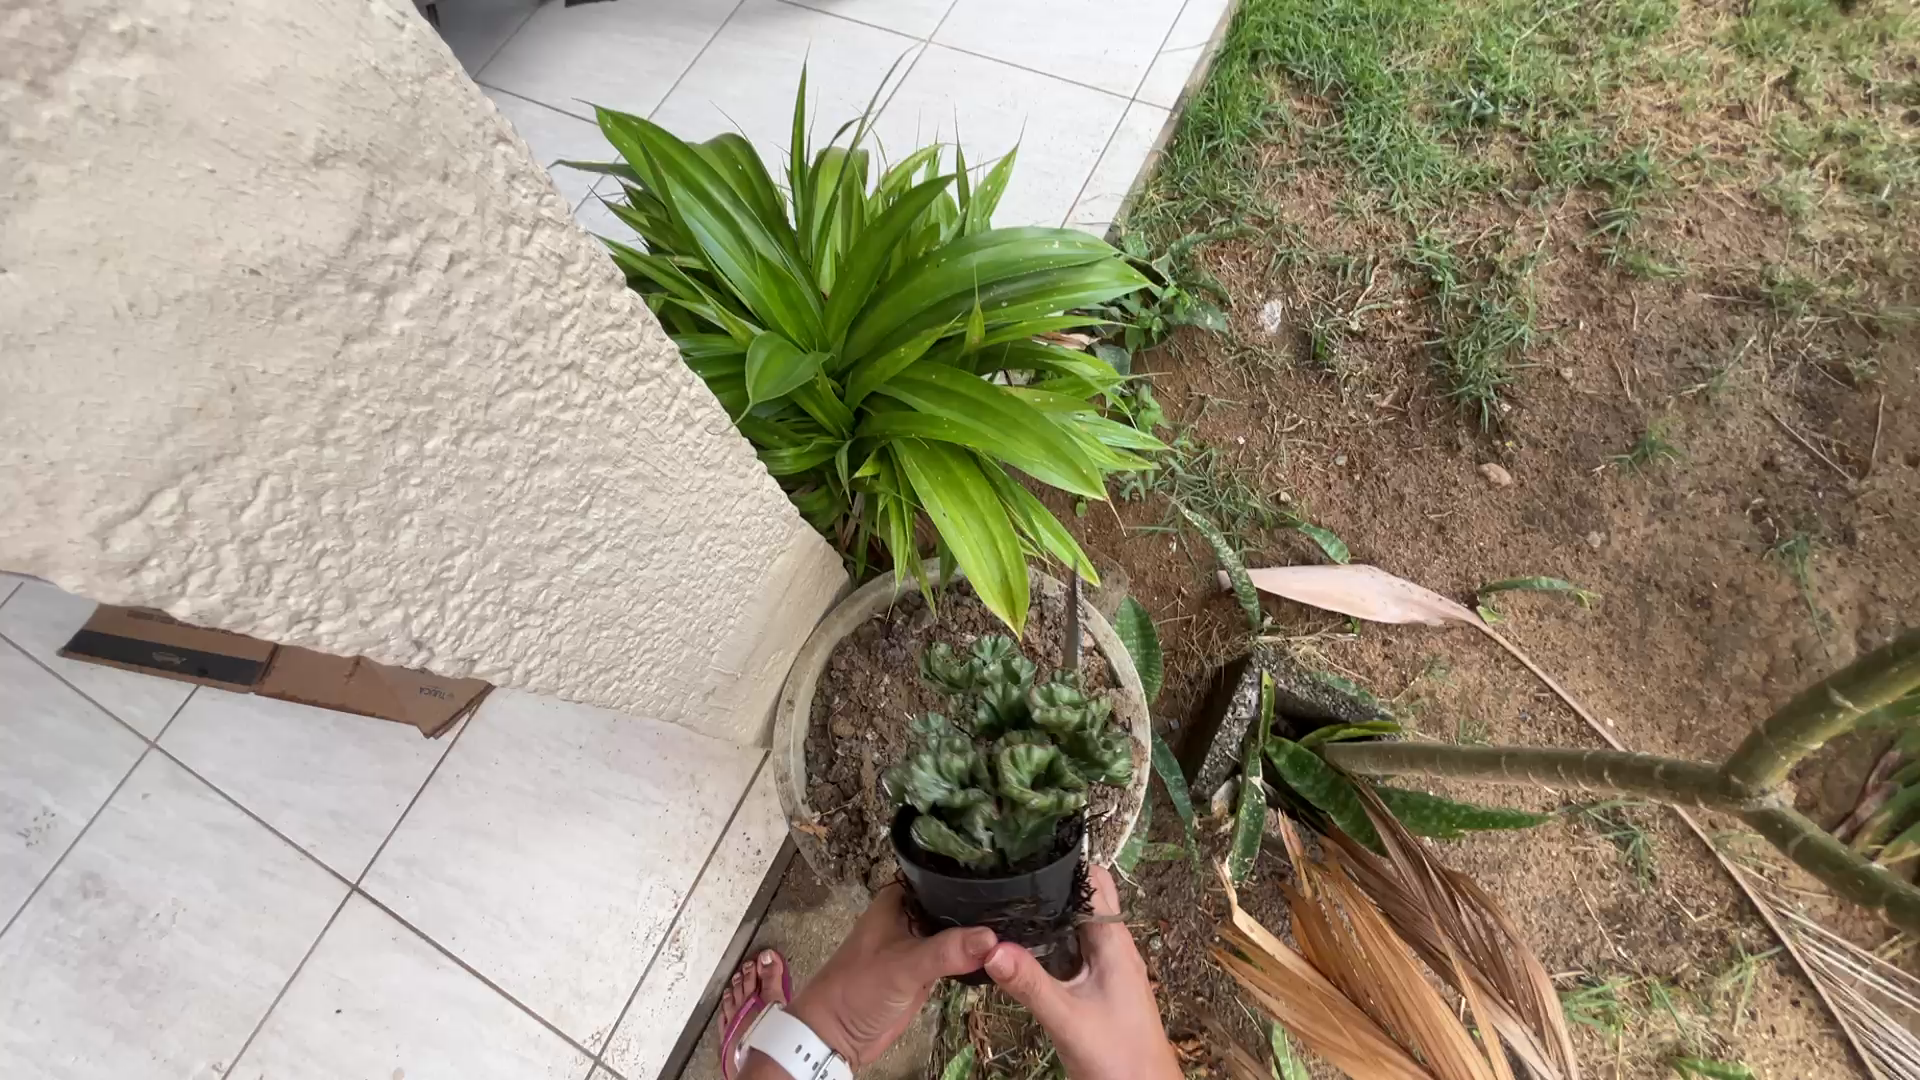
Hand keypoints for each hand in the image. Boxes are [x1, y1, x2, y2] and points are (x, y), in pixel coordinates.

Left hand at [775, 884, 996, 1069]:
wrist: (838, 1035)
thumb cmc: (859, 987)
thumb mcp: (904, 964)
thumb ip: (946, 951)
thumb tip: (992, 938)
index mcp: (900, 896)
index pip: (944, 878)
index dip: (973, 878)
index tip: (1009, 878)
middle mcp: (912, 912)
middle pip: (955, 904)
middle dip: (982, 907)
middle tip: (1021, 906)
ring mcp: (920, 940)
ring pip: (957, 930)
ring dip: (979, 933)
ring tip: (1018, 925)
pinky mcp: (926, 968)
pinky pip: (955, 955)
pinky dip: (973, 955)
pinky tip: (999, 952)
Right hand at [982, 864, 1181, 1079]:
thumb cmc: (1118, 1060)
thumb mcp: (1066, 1020)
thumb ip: (1029, 984)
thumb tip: (989, 947)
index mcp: (1113, 940)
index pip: (1092, 880)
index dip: (1061, 865)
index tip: (1024, 860)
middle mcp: (1115, 944)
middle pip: (1085, 896)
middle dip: (1053, 887)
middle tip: (1013, 884)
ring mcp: (1111, 964)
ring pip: (1081, 922)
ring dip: (1053, 914)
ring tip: (1012, 908)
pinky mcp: (1103, 983)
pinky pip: (1078, 946)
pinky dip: (1056, 939)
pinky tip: (1029, 948)